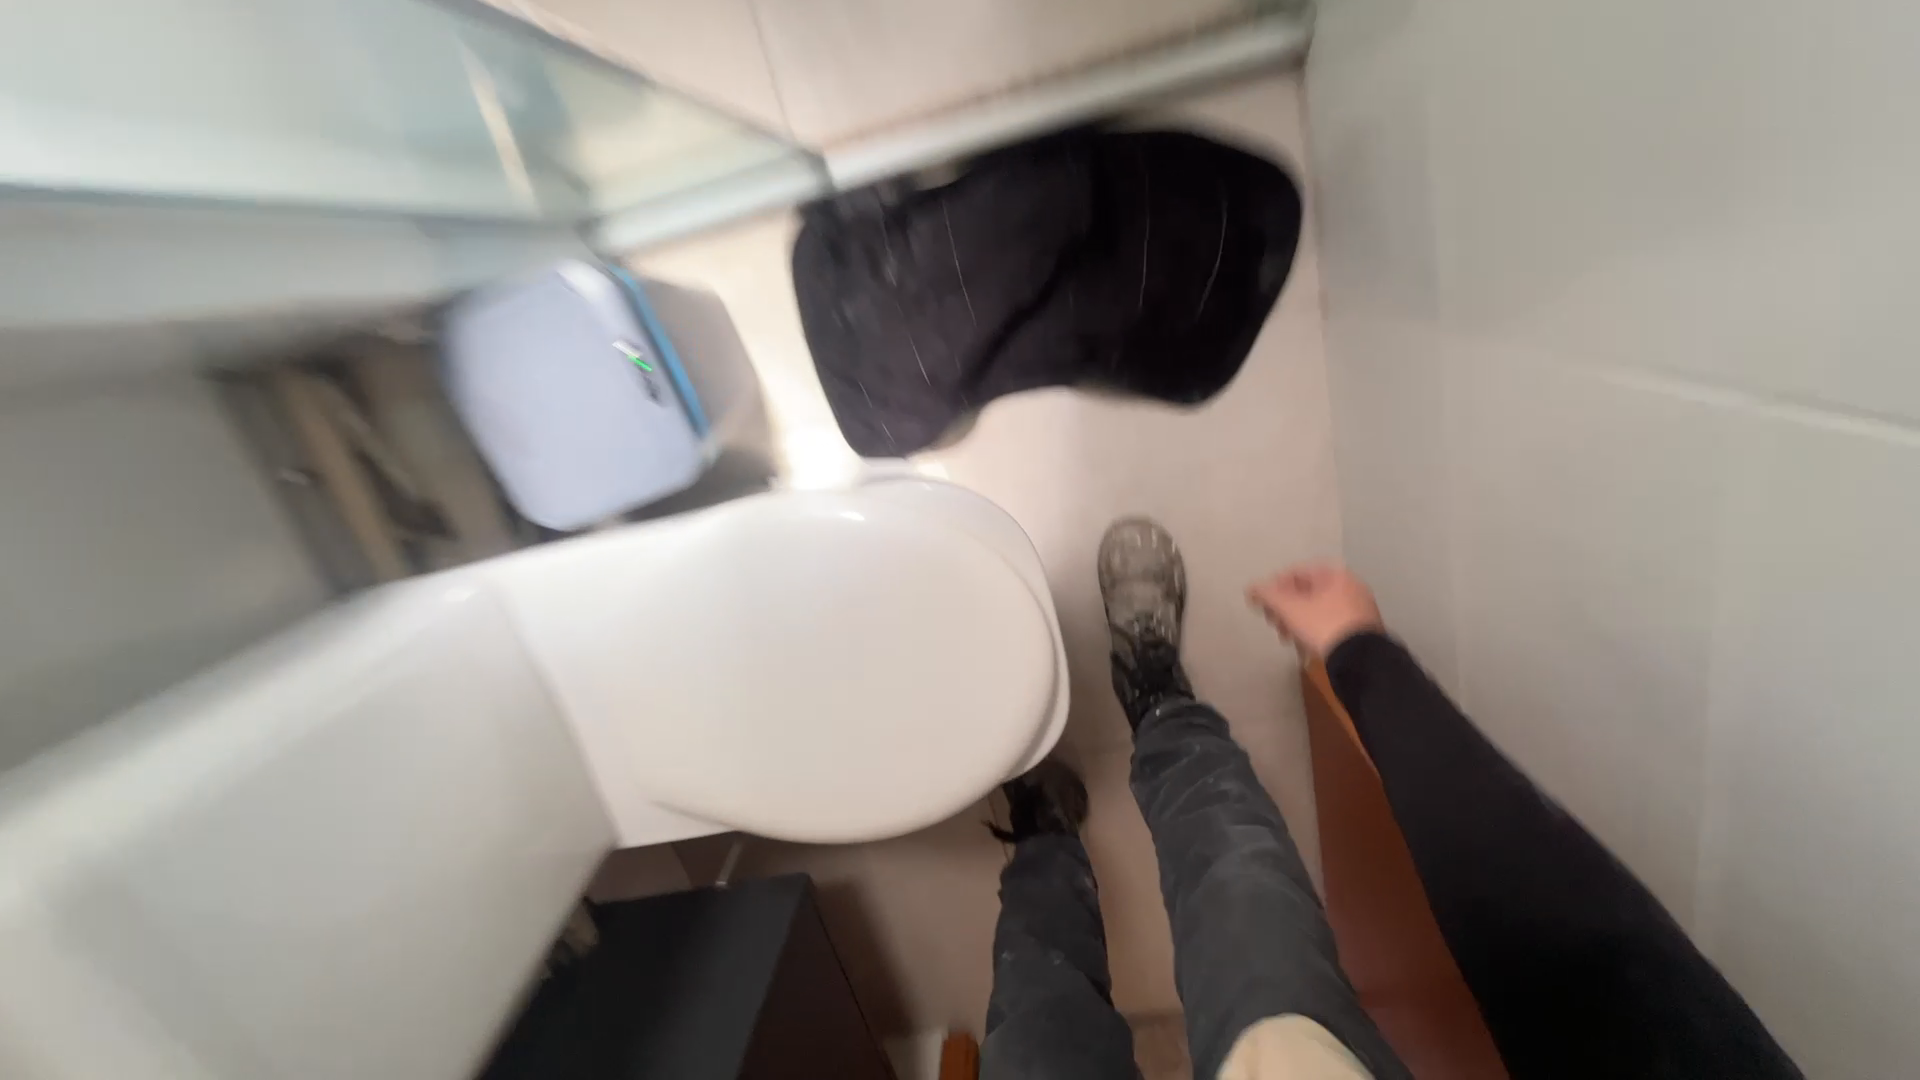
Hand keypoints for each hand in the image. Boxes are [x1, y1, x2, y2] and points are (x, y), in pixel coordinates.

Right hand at [1247, 562, 1383, 659]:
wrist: (1360, 659)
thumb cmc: (1323, 625)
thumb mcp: (1289, 608)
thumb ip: (1266, 595)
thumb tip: (1250, 589)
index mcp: (1334, 574)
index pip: (1293, 573)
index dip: (1272, 588)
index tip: (1262, 606)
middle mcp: (1350, 585)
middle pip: (1305, 592)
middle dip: (1285, 609)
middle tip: (1274, 624)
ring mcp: (1359, 607)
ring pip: (1316, 609)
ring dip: (1296, 621)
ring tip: (1287, 638)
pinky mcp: (1362, 628)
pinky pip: (1330, 622)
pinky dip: (1314, 630)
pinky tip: (1304, 646)